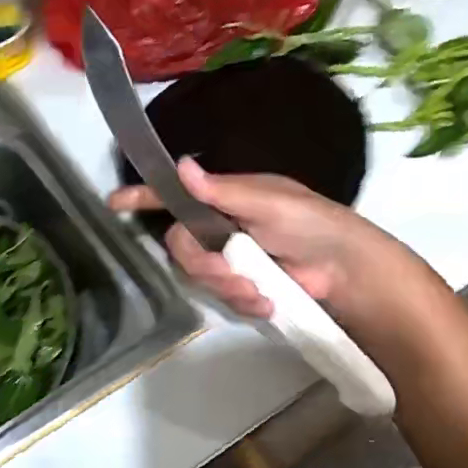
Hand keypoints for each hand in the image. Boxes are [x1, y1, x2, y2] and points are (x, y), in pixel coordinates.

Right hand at [109, 158, 444, 342]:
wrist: (352, 274)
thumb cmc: (316, 225)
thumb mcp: (271, 202)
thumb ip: (223, 192)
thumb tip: (180, 166)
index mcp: (226, 200)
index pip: (177, 196)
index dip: (145, 197)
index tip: (115, 202)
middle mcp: (222, 229)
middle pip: (182, 246)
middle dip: (203, 264)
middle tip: (232, 272)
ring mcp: (232, 261)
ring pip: (200, 276)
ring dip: (227, 286)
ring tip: (262, 292)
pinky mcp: (243, 288)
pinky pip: (222, 297)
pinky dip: (243, 302)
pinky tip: (268, 301)